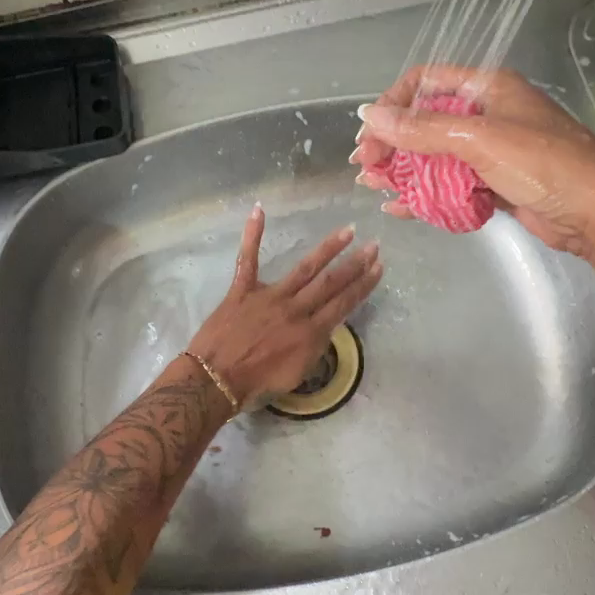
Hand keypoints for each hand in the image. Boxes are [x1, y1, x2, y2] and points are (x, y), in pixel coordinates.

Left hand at [184, 206, 382, 405]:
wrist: (215, 381)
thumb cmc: (256, 384)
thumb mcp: (296, 374)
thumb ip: (313, 348)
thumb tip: (323, 327)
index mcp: (310, 333)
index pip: (343, 303)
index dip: (363, 285)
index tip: (378, 267)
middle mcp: (295, 310)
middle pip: (330, 283)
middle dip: (354, 264)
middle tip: (373, 245)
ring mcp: (268, 297)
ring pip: (303, 268)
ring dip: (327, 248)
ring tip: (347, 231)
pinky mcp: (241, 290)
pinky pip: (247, 259)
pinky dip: (252, 234)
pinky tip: (259, 210)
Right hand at [351, 65, 594, 255]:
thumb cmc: (543, 164)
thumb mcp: (478, 140)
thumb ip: (421, 129)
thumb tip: (370, 115)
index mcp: (488, 89)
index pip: (426, 82)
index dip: (393, 104)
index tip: (370, 133)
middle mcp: (487, 115)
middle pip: (425, 122)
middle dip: (392, 144)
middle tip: (365, 167)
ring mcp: (492, 152)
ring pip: (435, 156)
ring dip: (403, 170)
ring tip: (373, 187)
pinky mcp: (495, 185)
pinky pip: (450, 185)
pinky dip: (424, 194)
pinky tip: (400, 207)